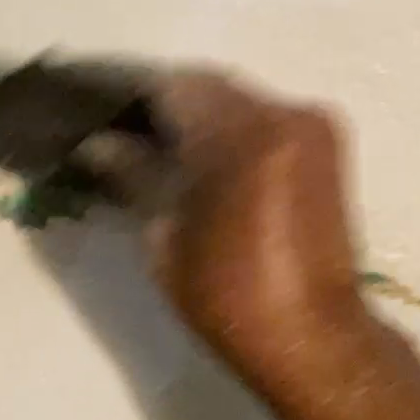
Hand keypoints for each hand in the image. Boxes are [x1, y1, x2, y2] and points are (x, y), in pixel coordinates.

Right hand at [84, 71, 366, 380]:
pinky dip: (226, 127)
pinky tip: (197, 156)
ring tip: (154, 144)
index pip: (170, 85)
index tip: (94, 111)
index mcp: (239, 135)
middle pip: (206, 85)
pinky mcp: (324, 143)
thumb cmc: (225, 292)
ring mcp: (310, 124)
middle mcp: (282, 112)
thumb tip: (97, 143)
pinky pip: (261, 116)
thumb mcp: (164, 234)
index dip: (127, 95)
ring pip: (234, 98)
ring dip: (194, 114)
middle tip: (119, 129)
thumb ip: (133, 174)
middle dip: (161, 103)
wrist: (311, 334)